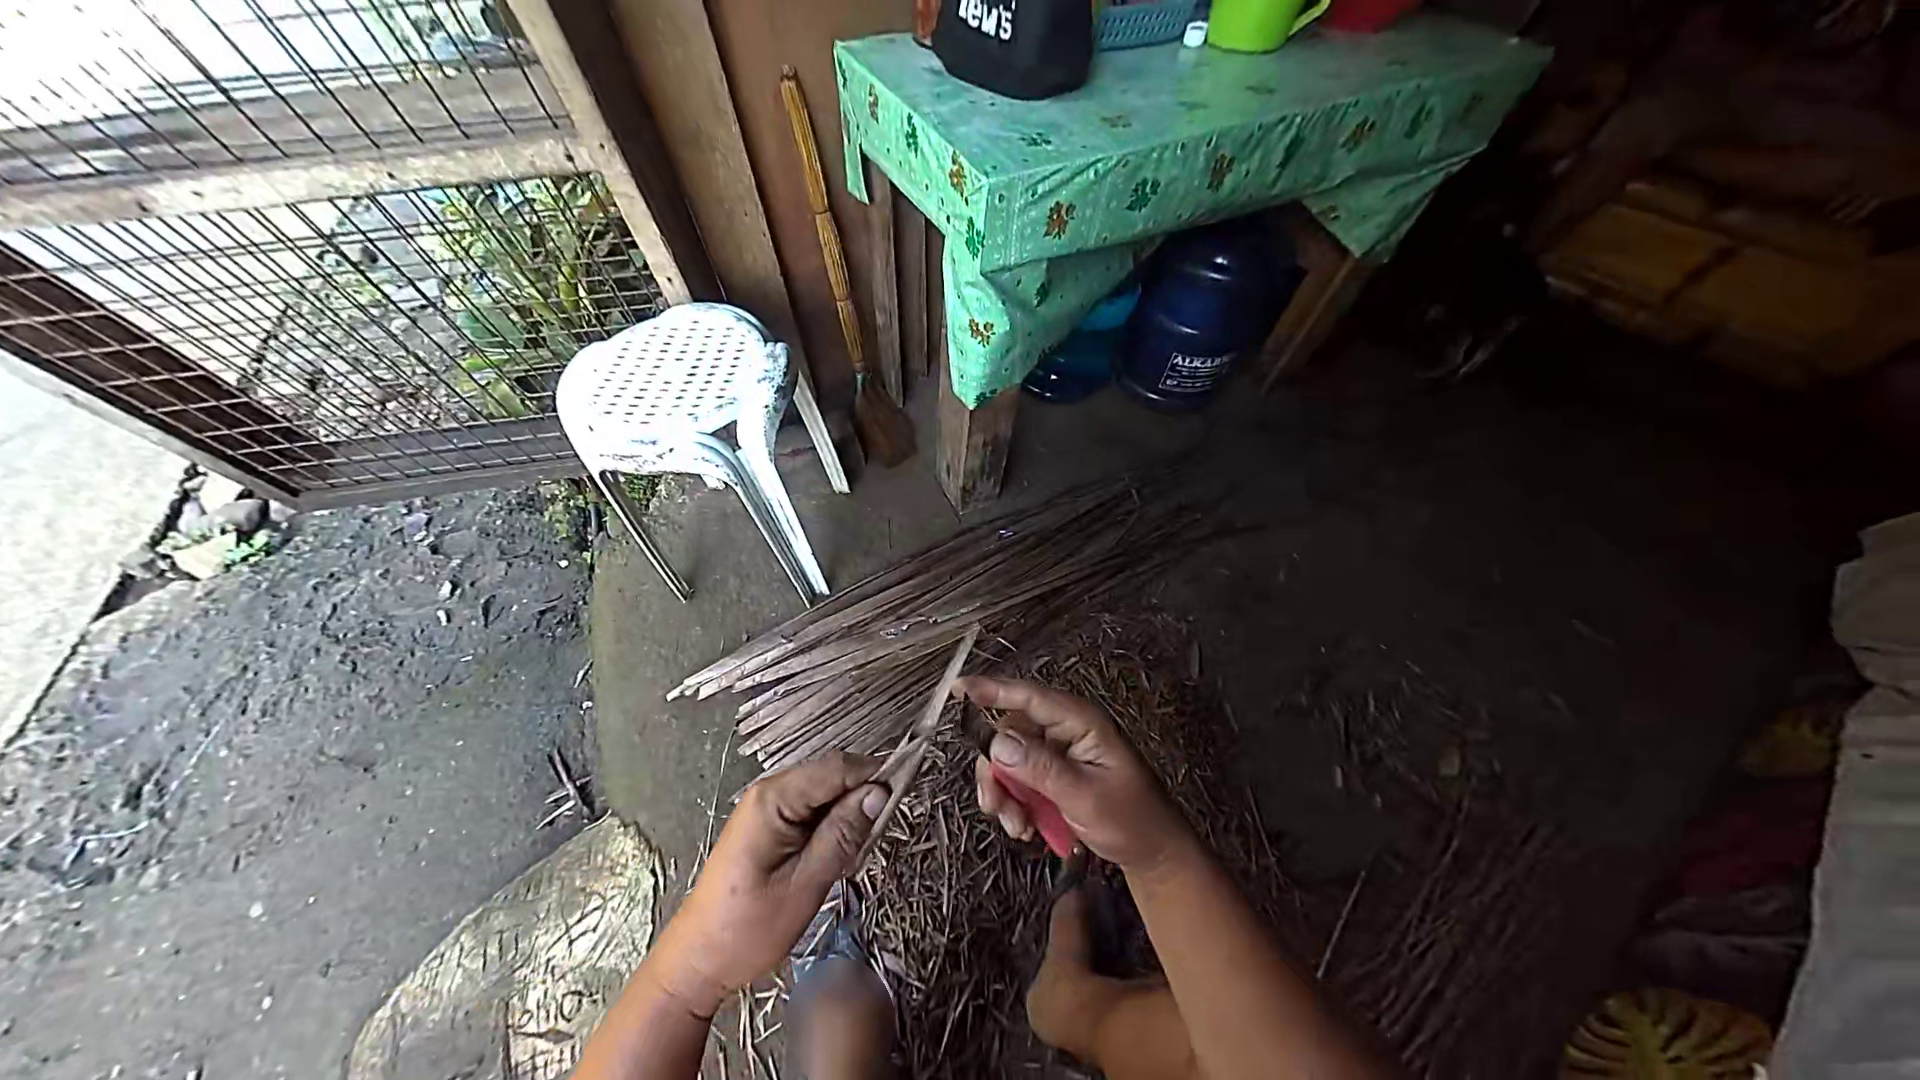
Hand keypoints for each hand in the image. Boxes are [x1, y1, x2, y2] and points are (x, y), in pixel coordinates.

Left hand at [645, 752, 887, 1016]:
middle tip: (880, 834)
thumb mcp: (804, 885)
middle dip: (864, 796)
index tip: (905, 793)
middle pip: (834, 774)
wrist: (697, 962)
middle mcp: (770, 791)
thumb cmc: (745, 931)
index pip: (837, 767)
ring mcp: (770, 805)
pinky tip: (838, 855)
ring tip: (858, 852)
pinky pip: (816, 808)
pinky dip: (835, 825)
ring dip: (850, 814)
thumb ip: (843, 834)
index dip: (875, 774)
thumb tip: (879, 793)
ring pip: (828, 791)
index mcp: (773, 799)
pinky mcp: (773, 822)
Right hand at [958, 676, 1192, 873]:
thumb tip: (997, 743)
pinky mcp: (1049, 774)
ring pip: (1006, 759)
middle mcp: (1063, 730)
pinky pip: (1015, 779)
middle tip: (994, 805)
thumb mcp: (1086, 795)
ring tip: (1016, 825)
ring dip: (1002, 792)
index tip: (958, 688)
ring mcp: (1055, 752)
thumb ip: (1041, 769)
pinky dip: (1011, 802)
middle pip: (1008, 732)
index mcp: (1079, 721)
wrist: (1151, 852)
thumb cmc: (1131, 818)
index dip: (991, 689)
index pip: (1029, 697)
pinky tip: (1023, 825)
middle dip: (996, 770)